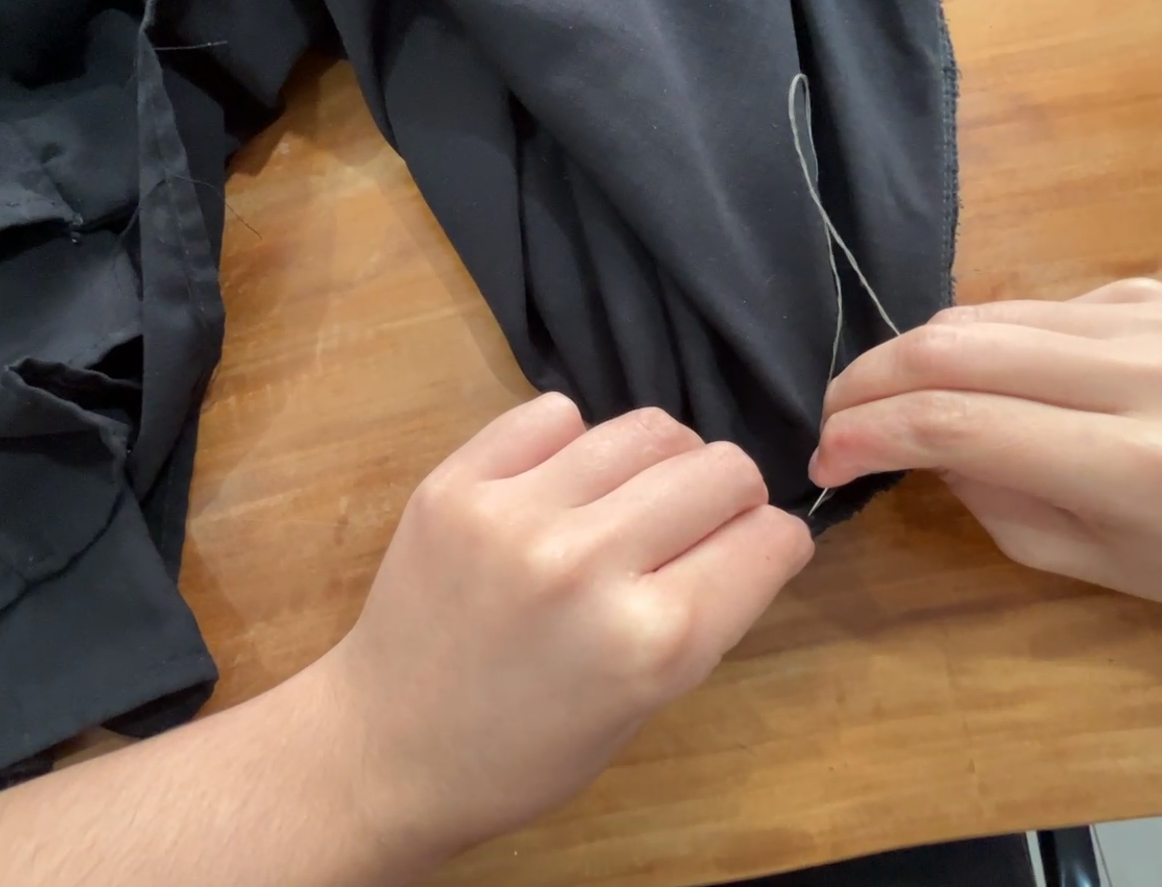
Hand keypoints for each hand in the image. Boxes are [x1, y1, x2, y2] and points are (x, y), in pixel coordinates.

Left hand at [311, 394, 812, 858]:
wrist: (387, 742)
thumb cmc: (525, 748)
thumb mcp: (643, 704)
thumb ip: (704, 610)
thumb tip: (750, 525)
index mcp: (652, 642)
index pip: (767, 539)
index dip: (773, 538)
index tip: (753, 543)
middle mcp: (587, 563)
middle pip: (718, 468)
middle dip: (729, 490)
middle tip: (695, 514)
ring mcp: (514, 512)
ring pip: (645, 427)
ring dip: (660, 458)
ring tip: (629, 492)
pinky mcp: (456, 480)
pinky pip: (553, 412)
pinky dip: (574, 439)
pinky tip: (557, 479)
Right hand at [808, 278, 1161, 633]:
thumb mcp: (1051, 552)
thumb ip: (967, 482)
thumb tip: (891, 430)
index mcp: (1144, 466)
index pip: (955, 423)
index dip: (865, 435)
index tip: (823, 460)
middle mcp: (1160, 375)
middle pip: (952, 351)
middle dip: (864, 383)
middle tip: (832, 418)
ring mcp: (1161, 319)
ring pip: (971, 318)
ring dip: (903, 359)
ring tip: (882, 398)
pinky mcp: (1151, 292)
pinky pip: (1013, 308)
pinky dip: (964, 342)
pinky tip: (971, 378)